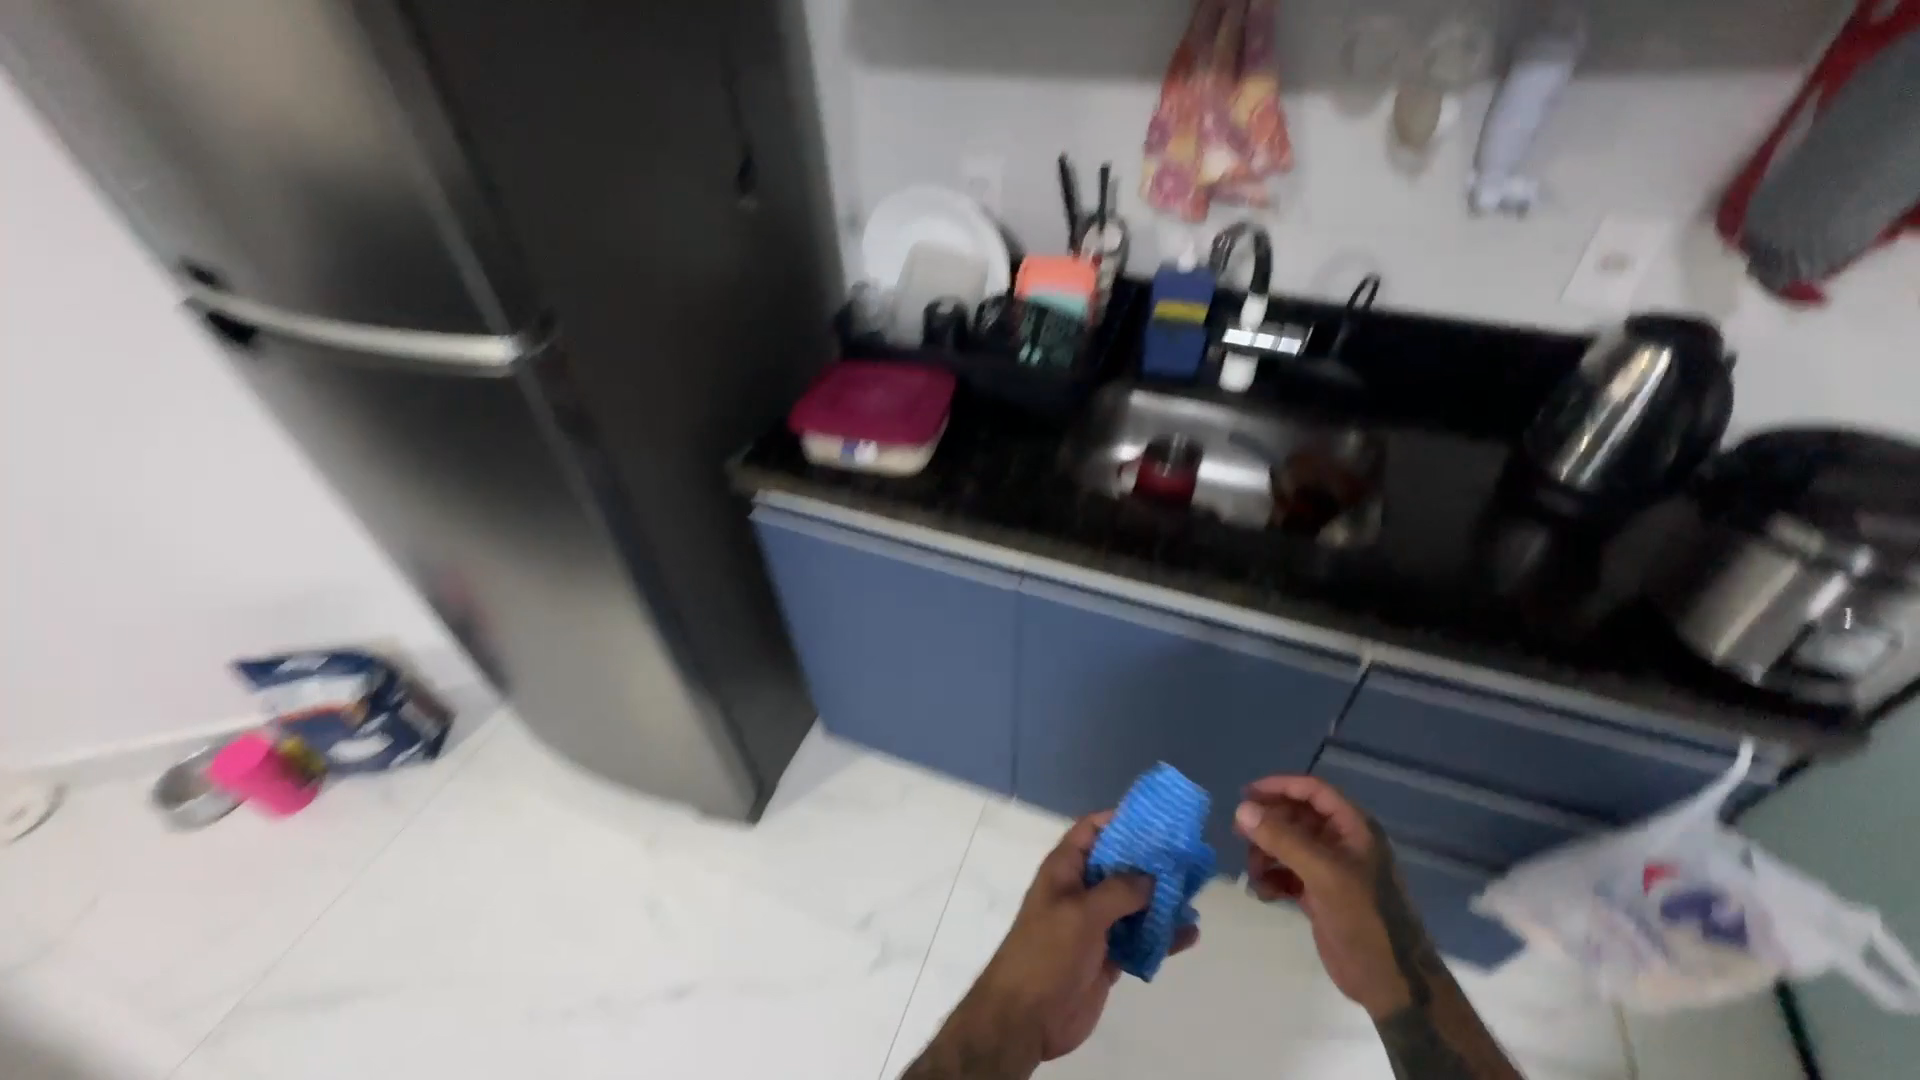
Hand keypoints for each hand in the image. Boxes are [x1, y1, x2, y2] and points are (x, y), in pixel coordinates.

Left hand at [946, 813, 1198, 1068]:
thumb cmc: (1047, 952)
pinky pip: (1139, 940)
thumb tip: (1152, 876)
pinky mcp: (1107, 957)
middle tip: (1189, 857)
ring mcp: (1094, 926)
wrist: (1027, 1017)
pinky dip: (1163, 937)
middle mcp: (1080, 892)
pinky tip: (1190, 934)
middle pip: (1119, 866)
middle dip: (1151, 862)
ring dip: (1162, 901)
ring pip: (1134, 904)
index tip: (1157, 819)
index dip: (1120, 820)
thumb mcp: (1081, 912)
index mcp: (1064, 870)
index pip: (1091, 831)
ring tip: (1196, 895)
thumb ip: (1118, 890)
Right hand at [1234, 776, 1433, 1019]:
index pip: (1313, 791)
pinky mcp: (1319, 895)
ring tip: (1255, 873)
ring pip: (1288, 845)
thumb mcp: (1323, 874)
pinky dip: (1272, 878)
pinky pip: (1287, 874)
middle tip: (1239, 834)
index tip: (1246, 796)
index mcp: (1353, 829)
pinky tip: (1263, 893)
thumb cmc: (1364, 918)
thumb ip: (1283, 839)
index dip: (1280, 786)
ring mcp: (1330, 870)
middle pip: (1296, 817)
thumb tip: (1242, 810)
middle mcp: (1341, 844)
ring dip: (1266, 853)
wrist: (1389, 981)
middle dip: (1268, 824)